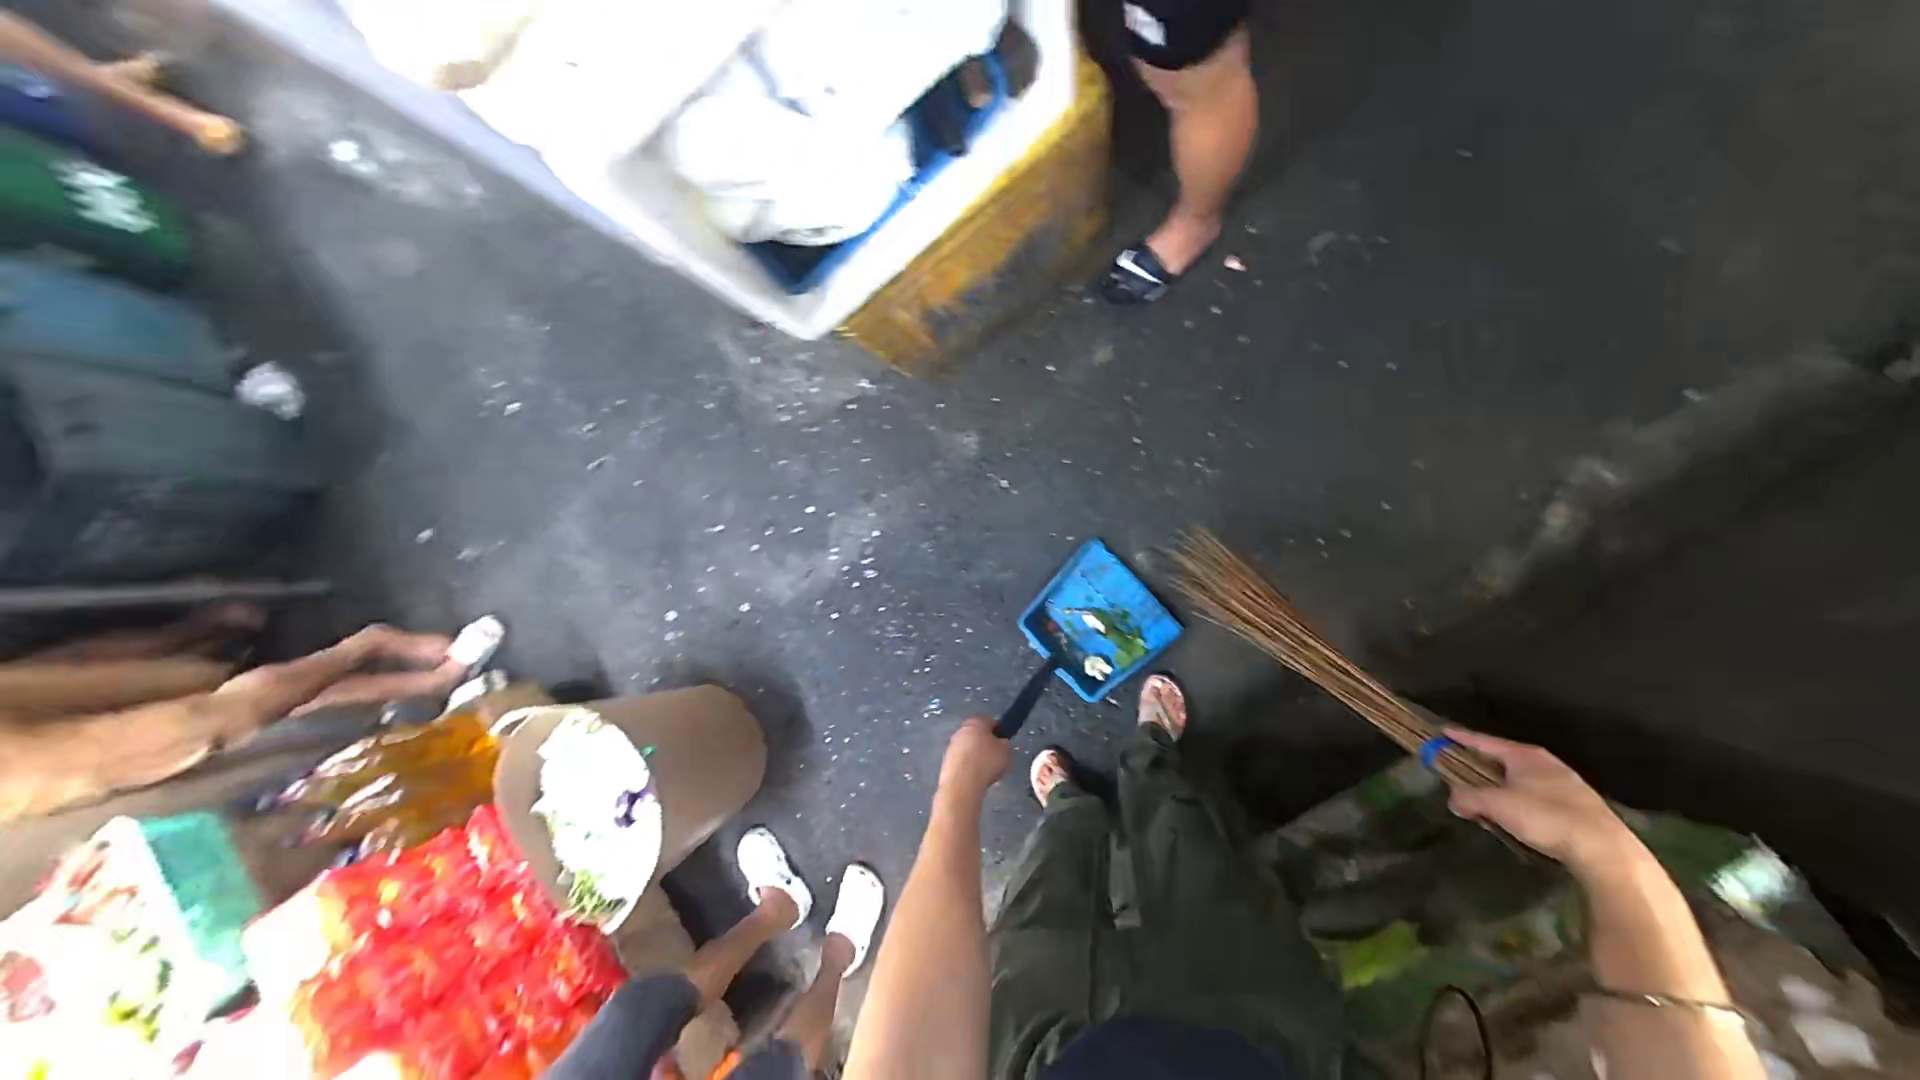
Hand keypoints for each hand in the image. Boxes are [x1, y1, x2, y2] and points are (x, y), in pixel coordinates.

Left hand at [937, 716, 1010, 802]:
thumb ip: (1004, 744)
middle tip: (996, 759)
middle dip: (986, 745)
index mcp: (976, 722)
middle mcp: (961, 730)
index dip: (1000, 731)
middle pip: (978, 735)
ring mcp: (951, 746)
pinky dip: (968, 767)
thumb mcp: (1006, 751)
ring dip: (977, 757)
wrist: (961, 784)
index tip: (1004, 743)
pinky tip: (975, 778)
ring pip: (969, 749)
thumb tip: (999, 743)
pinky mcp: (946, 761)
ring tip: (987, 772)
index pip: (991, 721)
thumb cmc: (987, 762)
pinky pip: (962, 761)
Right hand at [1442, 728, 1642, 872]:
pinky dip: (1522, 801)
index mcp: (1524, 755)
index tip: (1443, 733)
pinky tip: (1520, 818)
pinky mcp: (1581, 807)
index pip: (1484, 741)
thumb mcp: (1495, 805)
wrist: (1606, 851)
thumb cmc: (1545, 817)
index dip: (1461, 737)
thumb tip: (1454, 801)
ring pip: (1523, 779)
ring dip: (1503, 786)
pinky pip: (1539, 796)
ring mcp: (1568, 785)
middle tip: (1462, 771)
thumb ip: (1467, 798)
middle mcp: (1547, 764)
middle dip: (1482, 765)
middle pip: (1504, 759)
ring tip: (1489, 801)